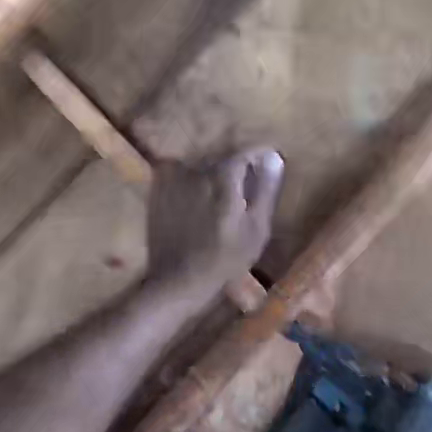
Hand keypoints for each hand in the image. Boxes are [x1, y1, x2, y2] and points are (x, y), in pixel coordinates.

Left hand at [145, 146, 283, 303]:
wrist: (177, 280)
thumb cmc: (225, 260)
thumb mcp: (256, 229)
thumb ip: (265, 190)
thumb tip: (274, 157)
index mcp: (223, 177)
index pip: (246, 151)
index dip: (258, 156)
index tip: (266, 165)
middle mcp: (196, 170)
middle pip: (222, 157)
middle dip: (235, 167)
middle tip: (244, 187)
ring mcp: (173, 179)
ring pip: (200, 165)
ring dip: (212, 174)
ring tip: (219, 198)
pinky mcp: (158, 189)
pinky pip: (179, 174)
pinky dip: (190, 182)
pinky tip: (195, 203)